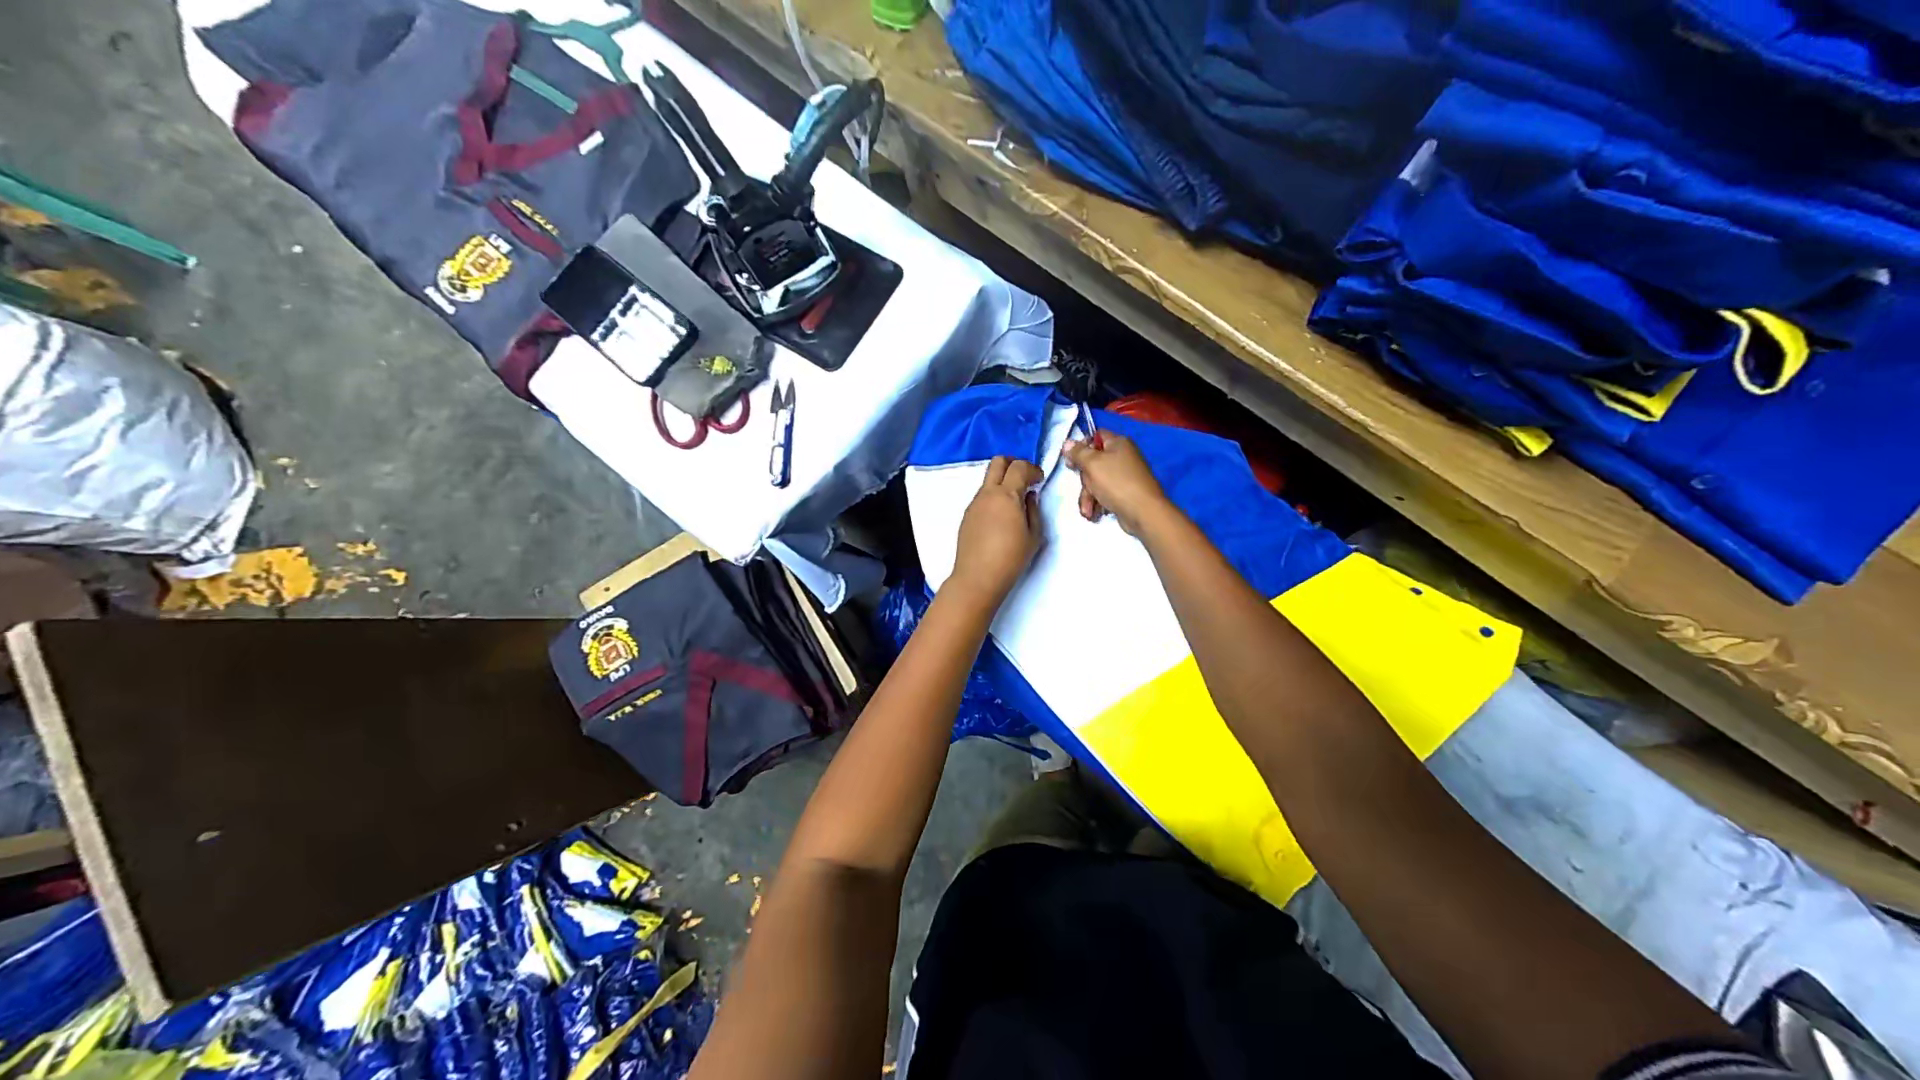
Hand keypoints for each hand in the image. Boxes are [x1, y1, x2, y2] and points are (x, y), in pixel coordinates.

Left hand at [950, 456, 1043, 602]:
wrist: (978, 577)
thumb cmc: (1011, 558)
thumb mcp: (1034, 535)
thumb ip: (1034, 510)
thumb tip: (1029, 496)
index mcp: (1006, 495)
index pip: (1019, 466)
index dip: (1032, 469)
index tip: (1039, 479)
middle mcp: (987, 494)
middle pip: (998, 462)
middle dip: (1013, 463)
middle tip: (1025, 478)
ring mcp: (974, 503)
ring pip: (988, 480)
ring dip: (1002, 482)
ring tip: (1014, 502)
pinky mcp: (967, 515)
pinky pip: (982, 496)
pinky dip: (993, 496)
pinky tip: (1000, 517)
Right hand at [1063, 433, 1169, 535]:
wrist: (1143, 512)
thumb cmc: (1116, 482)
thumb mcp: (1092, 464)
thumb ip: (1078, 452)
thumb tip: (1067, 442)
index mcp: (1118, 443)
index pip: (1096, 436)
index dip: (1082, 445)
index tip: (1071, 459)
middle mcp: (1122, 457)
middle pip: (1093, 462)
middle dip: (1085, 480)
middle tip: (1085, 487)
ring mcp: (1124, 475)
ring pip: (1096, 481)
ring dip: (1088, 496)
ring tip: (1088, 510)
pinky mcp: (1124, 492)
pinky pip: (1104, 493)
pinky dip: (1097, 502)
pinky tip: (1094, 513)